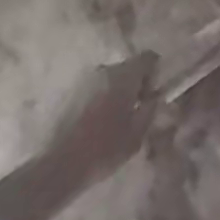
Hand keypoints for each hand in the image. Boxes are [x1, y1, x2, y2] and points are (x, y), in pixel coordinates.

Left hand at [43, 53, 160, 179]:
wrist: (63, 163)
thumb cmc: (106, 148)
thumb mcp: (138, 133)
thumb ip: (150, 108)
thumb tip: (156, 96)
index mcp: (123, 77)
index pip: (147, 57)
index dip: (155, 72)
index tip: (152, 95)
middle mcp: (104, 70)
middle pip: (129, 66)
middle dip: (137, 83)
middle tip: (139, 108)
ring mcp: (86, 79)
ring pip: (112, 77)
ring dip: (120, 90)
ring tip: (120, 116)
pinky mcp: (73, 91)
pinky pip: (97, 86)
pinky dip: (105, 96)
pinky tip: (102, 120)